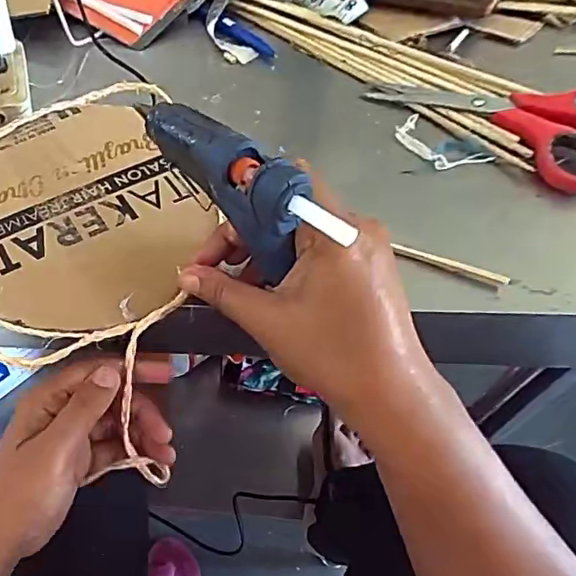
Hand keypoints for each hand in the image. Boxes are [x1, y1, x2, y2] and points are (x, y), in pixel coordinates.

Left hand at [0, 358, 174, 575]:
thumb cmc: (22, 493)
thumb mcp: (56, 448)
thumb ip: (85, 408)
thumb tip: (112, 370)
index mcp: (48, 400)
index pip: (95, 371)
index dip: (132, 369)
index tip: (166, 373)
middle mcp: (60, 413)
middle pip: (110, 398)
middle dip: (141, 411)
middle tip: (166, 435)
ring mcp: (68, 439)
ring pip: (113, 424)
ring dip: (141, 434)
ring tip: (165, 455)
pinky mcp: (75, 462)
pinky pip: (109, 448)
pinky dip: (131, 452)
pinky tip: (152, 462)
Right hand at [177, 184, 434, 422]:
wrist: (388, 392)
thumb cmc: (332, 354)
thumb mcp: (266, 320)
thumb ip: (222, 291)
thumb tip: (188, 276)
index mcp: (334, 231)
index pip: (284, 183)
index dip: (242, 200)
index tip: (215, 234)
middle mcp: (356, 228)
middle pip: (289, 208)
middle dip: (245, 236)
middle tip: (214, 269)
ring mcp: (366, 247)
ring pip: (302, 232)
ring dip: (264, 254)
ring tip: (240, 289)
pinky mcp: (368, 267)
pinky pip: (320, 250)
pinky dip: (289, 265)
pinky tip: (271, 294)